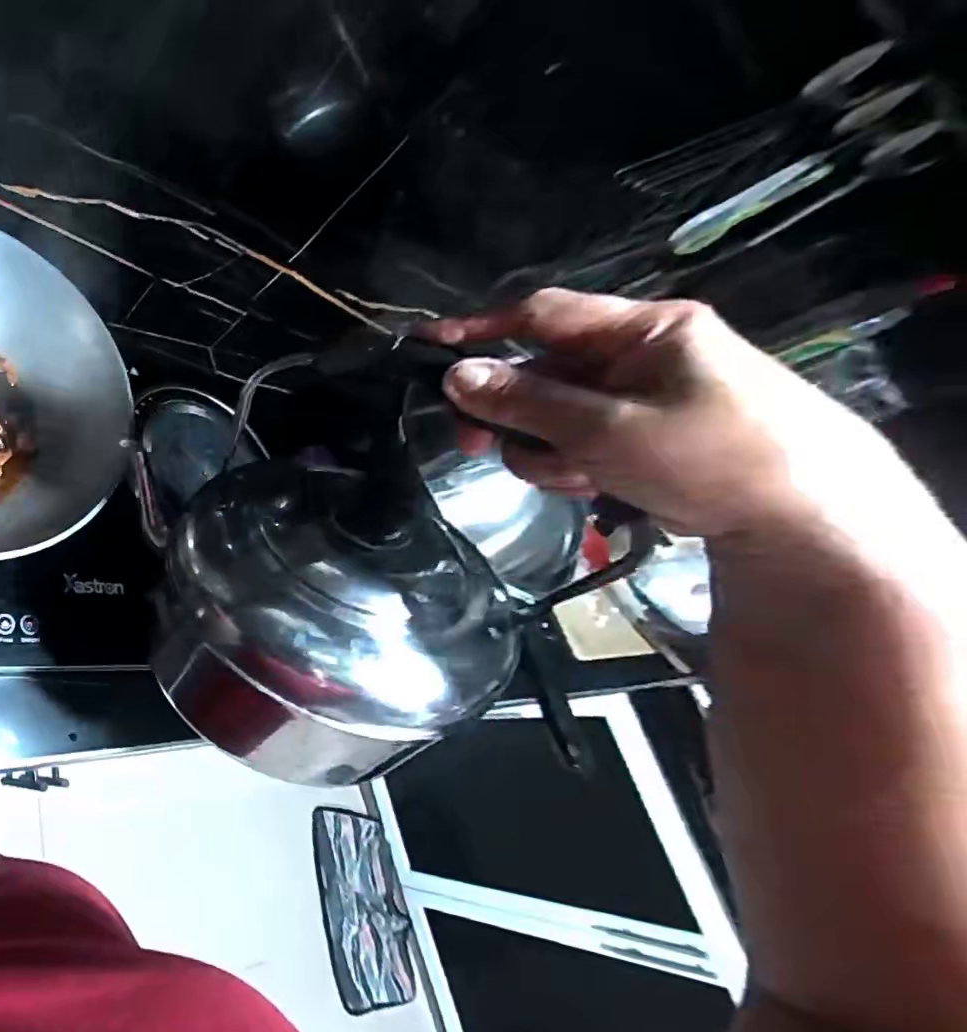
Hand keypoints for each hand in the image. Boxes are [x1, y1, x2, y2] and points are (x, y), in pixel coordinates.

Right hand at [425, 287, 899, 539]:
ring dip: (541, 450)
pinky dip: (565, 465)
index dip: (480, 329)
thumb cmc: (710, 456)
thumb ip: (524, 401)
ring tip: (574, 476)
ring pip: (544, 416)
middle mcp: (632, 357)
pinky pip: (567, 441)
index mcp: (643, 331)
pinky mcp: (629, 436)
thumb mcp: (604, 428)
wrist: (802, 521)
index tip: (426, 346)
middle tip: (475, 445)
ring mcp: (630, 399)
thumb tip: (453, 374)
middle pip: (535, 374)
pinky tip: (593, 484)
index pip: (543, 314)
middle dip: (506, 413)